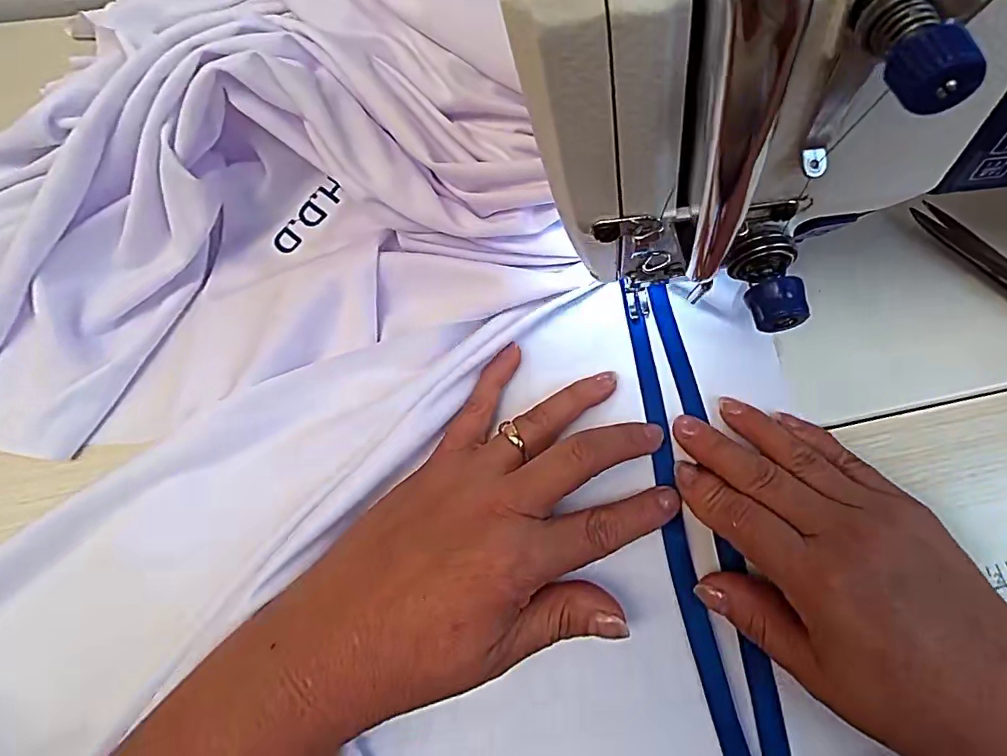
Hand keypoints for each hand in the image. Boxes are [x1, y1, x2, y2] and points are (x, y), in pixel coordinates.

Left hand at [122, 345, 678, 754]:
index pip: (599, 528)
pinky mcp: (436, 463)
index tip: (671, 496)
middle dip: (622, 443)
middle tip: (653, 432)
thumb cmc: (415, 653)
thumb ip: (559, 617)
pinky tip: (512, 352)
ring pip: (533, 425)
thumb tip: (616, 613)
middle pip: (577, 460)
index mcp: (520, 557)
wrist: (335, 636)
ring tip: (606, 382)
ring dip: (574, 400)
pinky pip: (471, 412)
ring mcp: (467, 475)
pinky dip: (492, 378)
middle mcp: (500, 504)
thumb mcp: (496, 651)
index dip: (642, 512)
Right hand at [672, 399, 1006, 755]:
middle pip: (764, 476)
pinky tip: (788, 424)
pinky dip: (811, 436)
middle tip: (688, 425)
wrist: (1004, 695)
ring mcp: (877, 512)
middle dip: (718, 447)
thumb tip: (712, 585)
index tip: (683, 472)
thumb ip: (758, 619)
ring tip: (727, 408)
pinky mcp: (902, 504)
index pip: (742, 518)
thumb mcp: (821, 674)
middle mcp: (846, 534)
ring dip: (758, 428)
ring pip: (802, 456)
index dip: (706, 491)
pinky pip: (846, 459)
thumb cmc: (919, 698)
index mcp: (820, 579)